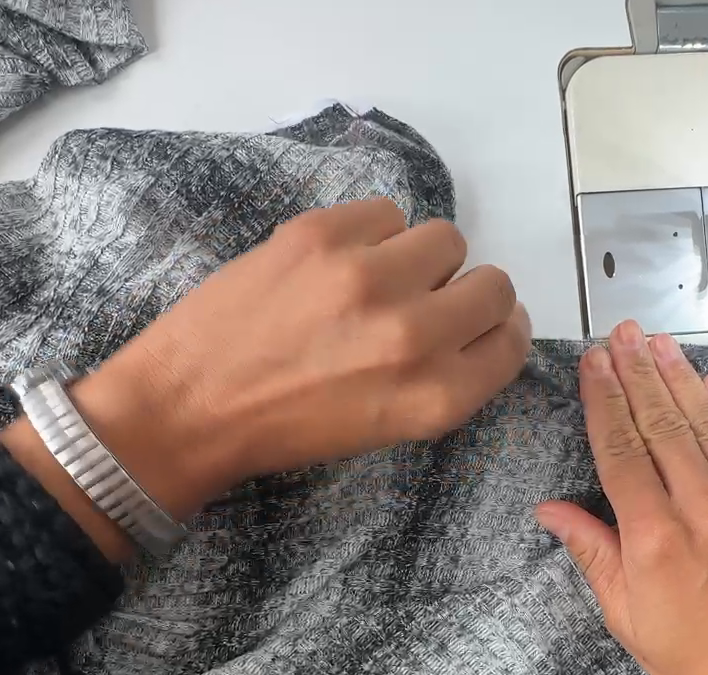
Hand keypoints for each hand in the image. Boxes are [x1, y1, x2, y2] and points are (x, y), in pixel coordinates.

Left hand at [3, 199, 530, 557]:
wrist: (194, 406)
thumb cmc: (295, 430)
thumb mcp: (391, 428)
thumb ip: (447, 379)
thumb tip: (476, 322)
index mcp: (436, 399)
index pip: (513, 341)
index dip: (499, 330)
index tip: (478, 326)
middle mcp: (416, 338)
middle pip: (495, 285)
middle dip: (469, 294)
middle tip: (425, 304)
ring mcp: (369, 279)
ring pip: (447, 239)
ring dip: (421, 259)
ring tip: (375, 281)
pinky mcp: (322, 235)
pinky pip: (387, 212)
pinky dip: (373, 234)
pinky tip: (336, 264)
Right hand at [536, 322, 707, 674]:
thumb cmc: (697, 667)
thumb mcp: (627, 618)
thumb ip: (593, 553)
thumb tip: (552, 511)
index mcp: (655, 540)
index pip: (622, 451)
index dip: (604, 402)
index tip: (594, 364)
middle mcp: (704, 511)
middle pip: (664, 425)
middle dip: (639, 374)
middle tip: (623, 334)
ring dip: (681, 380)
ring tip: (659, 343)